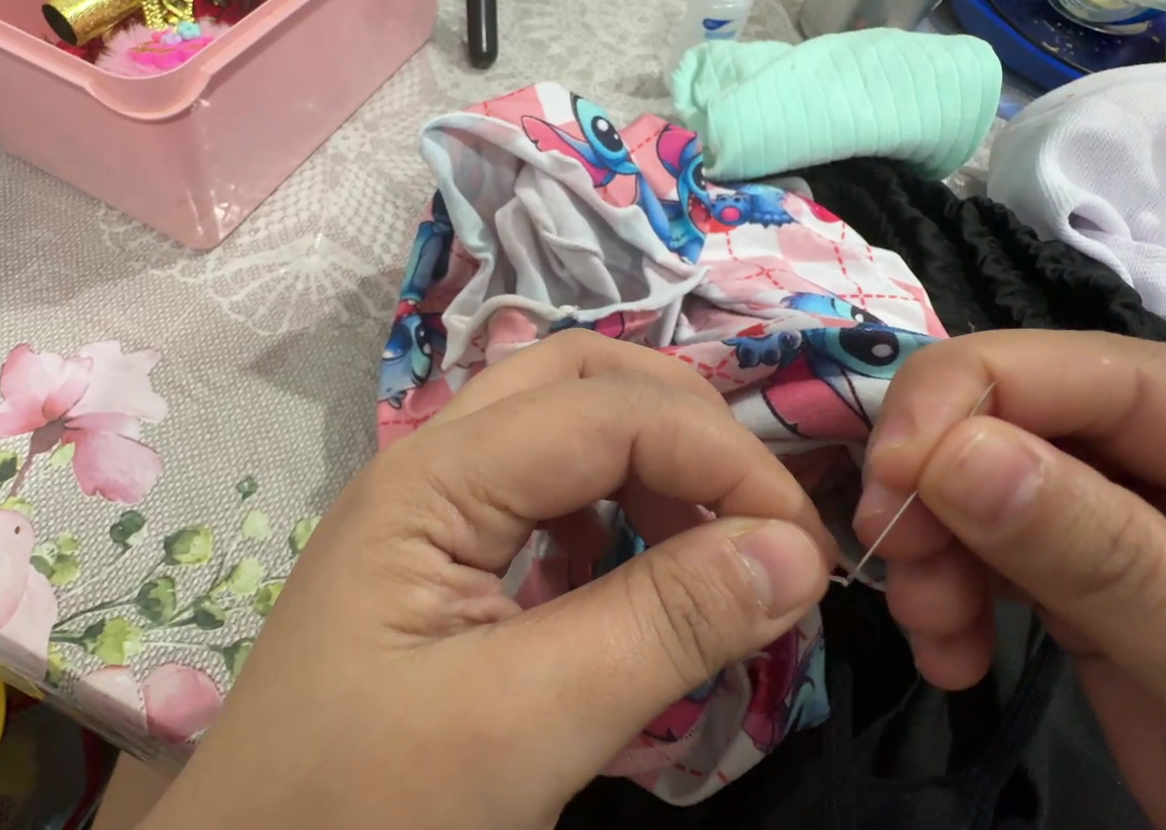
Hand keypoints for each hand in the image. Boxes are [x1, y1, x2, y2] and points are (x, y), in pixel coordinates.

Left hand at [149, 331, 836, 828]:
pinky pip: (545, 490)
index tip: (802, 548)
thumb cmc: (363, 807)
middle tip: (752, 513)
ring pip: (561, 422)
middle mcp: (432, 463)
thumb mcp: (523, 724)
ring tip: (708, 547)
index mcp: (434, 479)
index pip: (605, 411)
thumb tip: (796, 551)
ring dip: (649, 459)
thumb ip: (661, 626)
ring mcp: (435, 504)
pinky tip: (636, 571)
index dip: (718, 457)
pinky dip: (613, 507)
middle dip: (680, 422)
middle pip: (577, 379)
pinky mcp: (445, 552)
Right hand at [857, 331, 1165, 829]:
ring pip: (994, 484)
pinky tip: (949, 652)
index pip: (1118, 376)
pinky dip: (947, 593)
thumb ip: (1124, 569)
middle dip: (941, 478)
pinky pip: (995, 557)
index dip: (978, 393)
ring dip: (934, 544)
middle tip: (889, 551)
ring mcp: (1159, 535)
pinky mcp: (1104, 593)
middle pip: (1036, 421)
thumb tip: (951, 455)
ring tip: (929, 626)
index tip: (890, 469)